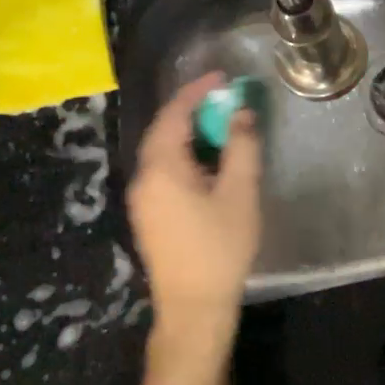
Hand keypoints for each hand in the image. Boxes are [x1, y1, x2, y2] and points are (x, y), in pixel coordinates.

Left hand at [127, 73, 260, 340]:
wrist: (193, 306)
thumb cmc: (219, 247)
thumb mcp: (239, 193)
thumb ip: (241, 147)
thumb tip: (241, 113)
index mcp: (162, 169)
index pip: (174, 116)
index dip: (197, 92)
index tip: (223, 77)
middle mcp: (144, 179)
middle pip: (163, 131)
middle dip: (192, 109)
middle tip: (224, 97)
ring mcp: (143, 199)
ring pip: (163, 152)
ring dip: (189, 132)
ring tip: (221, 123)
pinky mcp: (150, 215)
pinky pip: (164, 170)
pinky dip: (185, 153)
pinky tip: (209, 160)